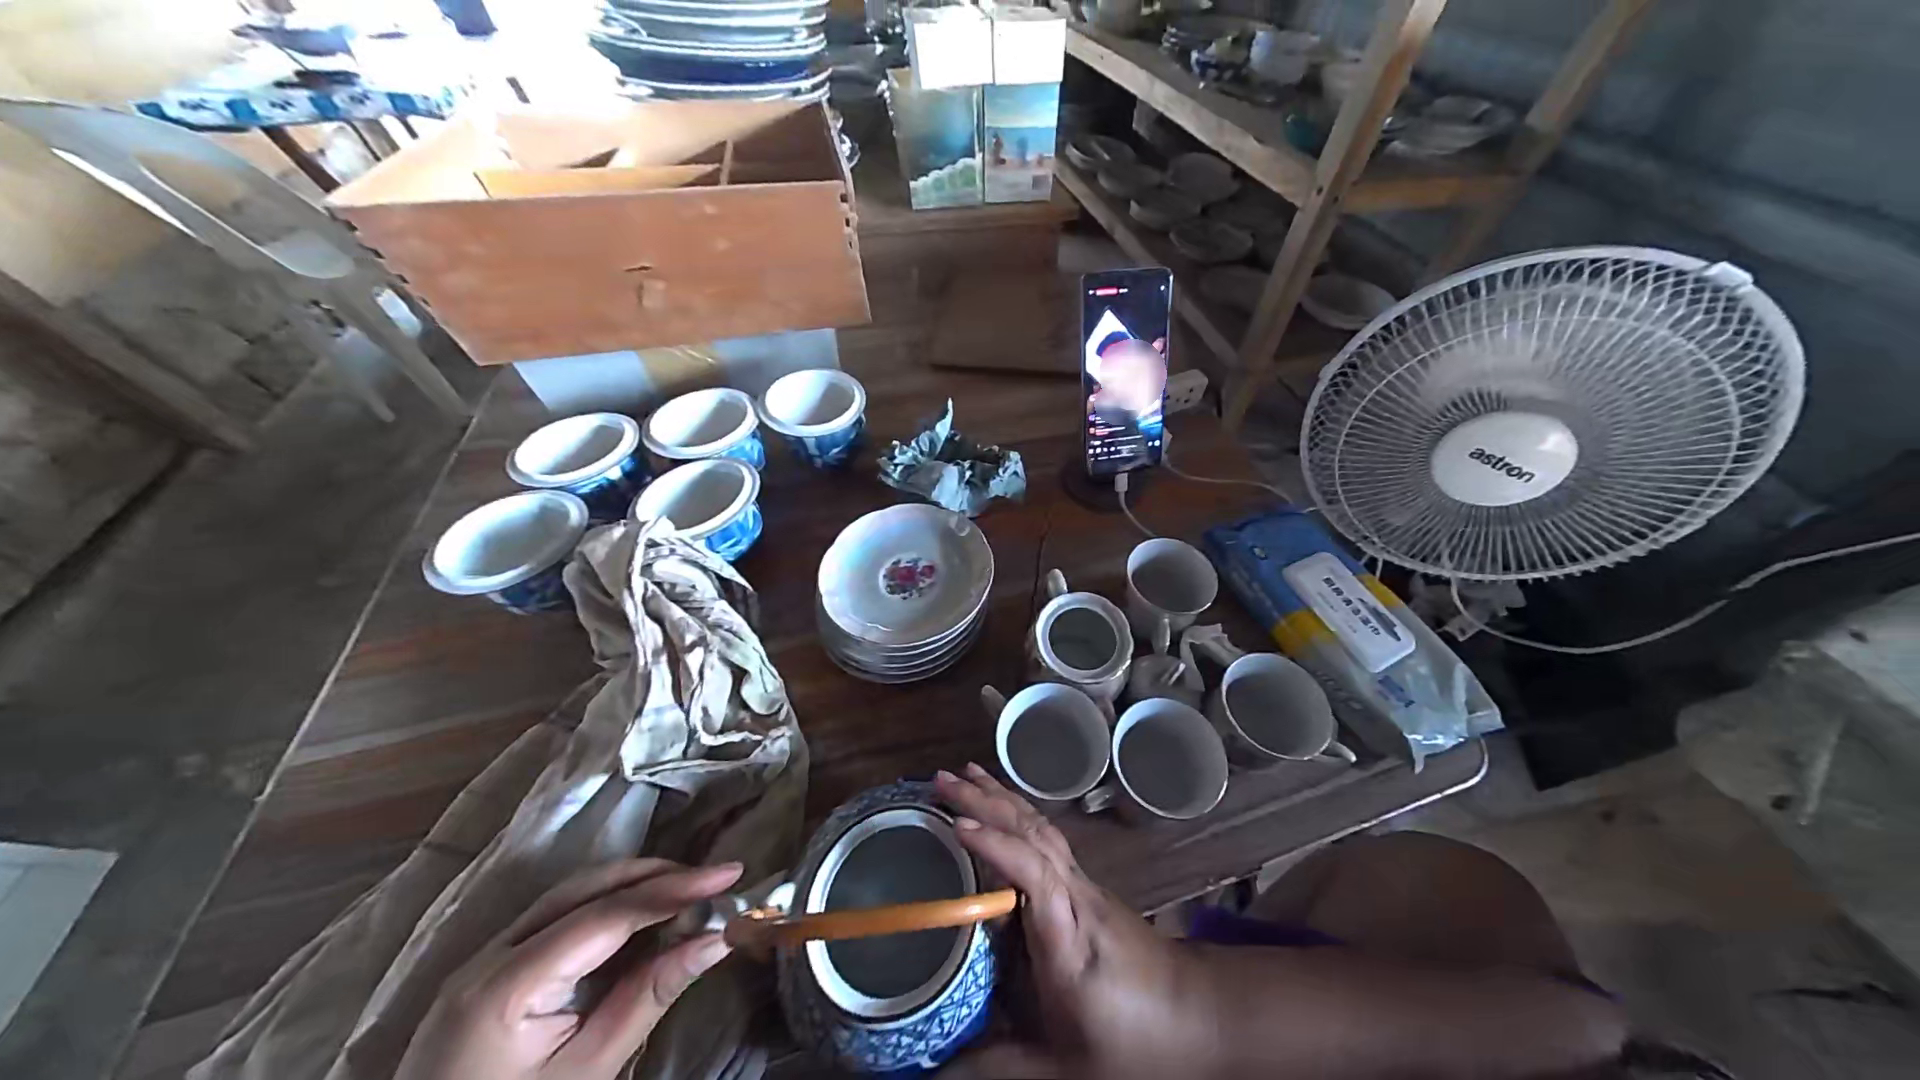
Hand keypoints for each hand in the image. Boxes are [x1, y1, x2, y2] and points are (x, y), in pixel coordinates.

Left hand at [395, 859, 742, 1079]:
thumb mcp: (587, 1074)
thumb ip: (649, 997)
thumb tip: (716, 939)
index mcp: (509, 985)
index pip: (608, 913)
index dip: (674, 888)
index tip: (729, 874)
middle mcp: (490, 954)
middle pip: (586, 887)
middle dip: (655, 875)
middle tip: (713, 879)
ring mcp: (483, 958)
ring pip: (570, 893)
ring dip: (633, 884)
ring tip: (687, 890)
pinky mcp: (488, 969)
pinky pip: (556, 915)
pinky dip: (606, 903)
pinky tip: (639, 914)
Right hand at [935, 766, 1211, 1079]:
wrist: (1199, 1016)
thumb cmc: (1138, 1042)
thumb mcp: (1068, 1069)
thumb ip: (1000, 1067)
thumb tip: (934, 1076)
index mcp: (1069, 933)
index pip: (1035, 871)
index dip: (998, 845)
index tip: (957, 826)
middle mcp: (1075, 893)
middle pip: (1032, 832)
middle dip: (985, 800)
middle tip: (939, 780)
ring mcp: (1082, 883)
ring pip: (1039, 825)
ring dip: (999, 796)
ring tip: (962, 775)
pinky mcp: (1084, 884)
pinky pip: (1044, 835)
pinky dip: (1016, 810)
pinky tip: (999, 805)